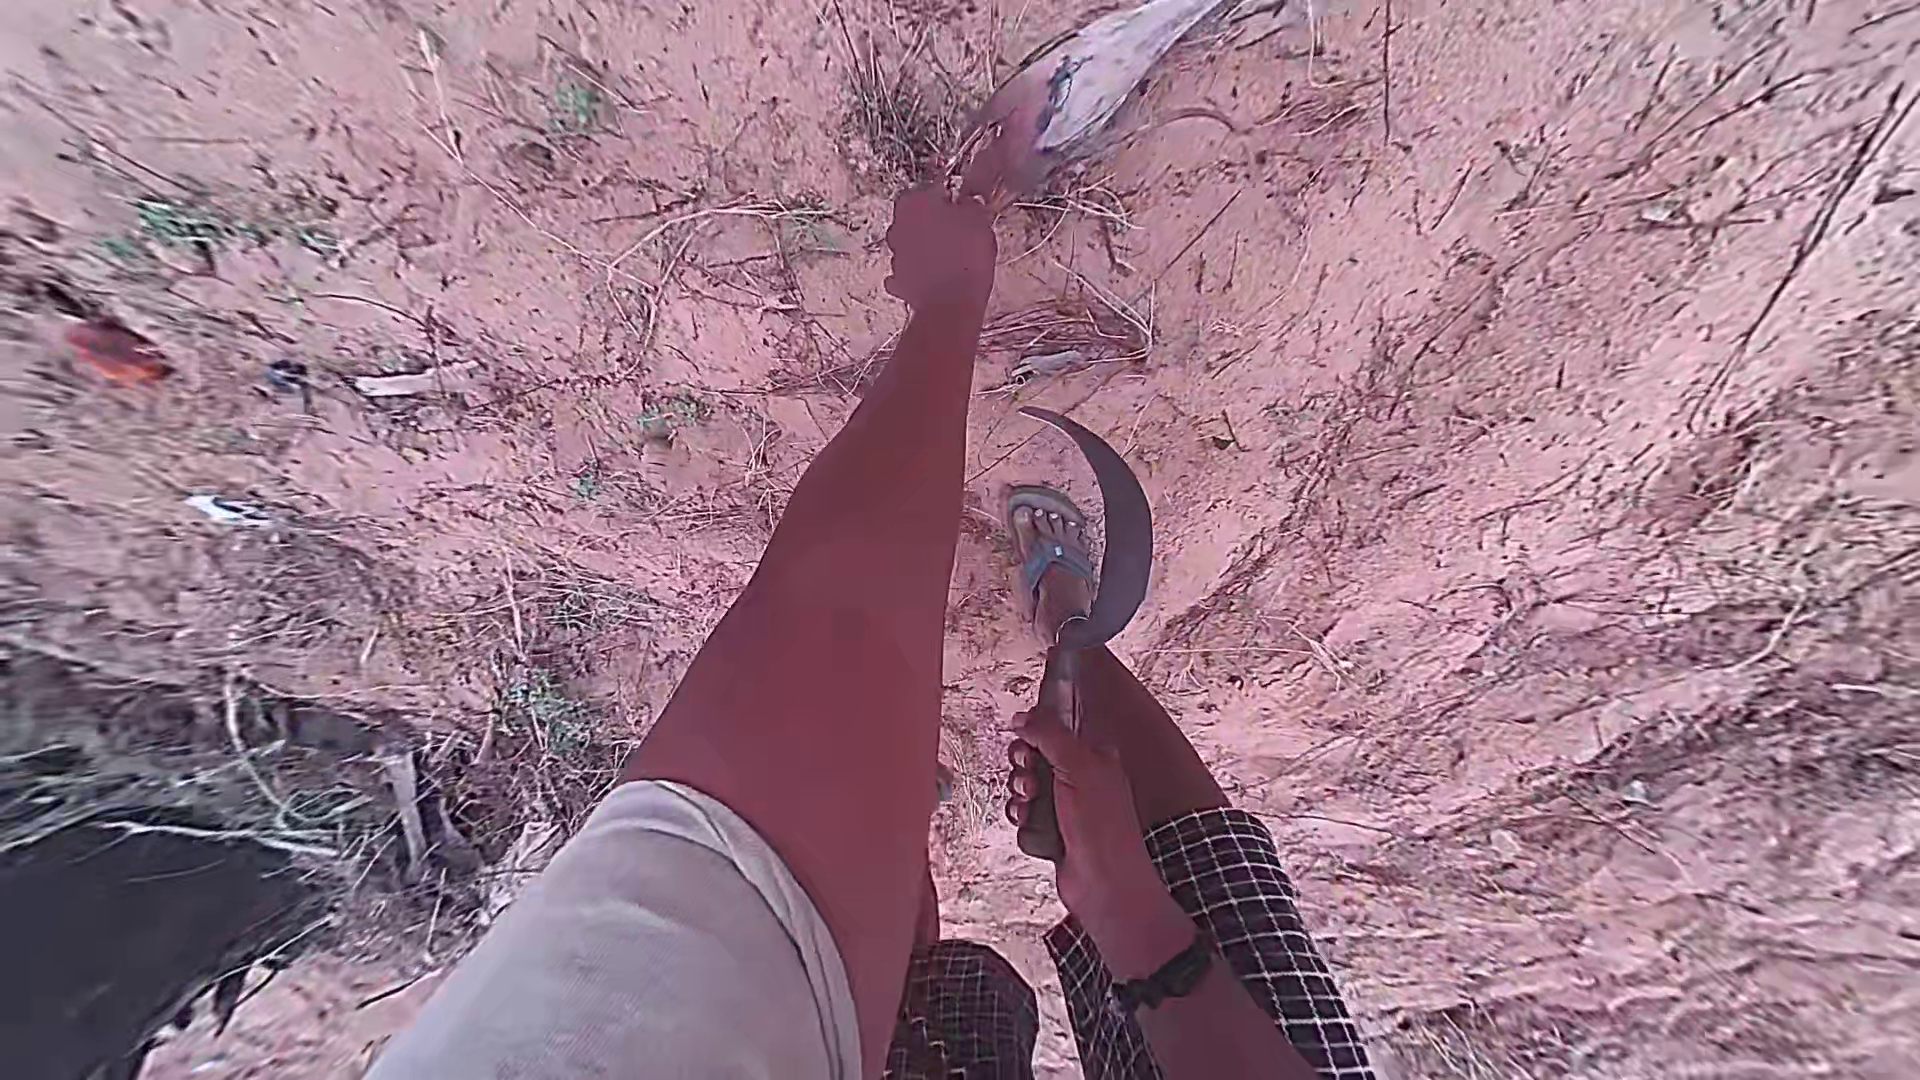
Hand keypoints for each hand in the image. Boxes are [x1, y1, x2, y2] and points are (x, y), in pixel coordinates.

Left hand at [884, 187, 995, 311]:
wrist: (952, 305)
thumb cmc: (965, 260)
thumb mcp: (979, 221)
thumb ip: (970, 206)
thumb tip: (969, 204)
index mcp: (914, 203)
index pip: (930, 190)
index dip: (947, 200)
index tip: (959, 207)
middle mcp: (898, 227)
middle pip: (915, 218)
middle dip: (931, 224)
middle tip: (955, 232)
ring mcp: (896, 257)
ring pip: (909, 246)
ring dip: (924, 249)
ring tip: (949, 258)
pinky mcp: (900, 284)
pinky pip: (907, 274)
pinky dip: (917, 276)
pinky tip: (933, 278)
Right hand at [1008, 709, 1190, 969]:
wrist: (1104, 887)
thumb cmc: (1104, 828)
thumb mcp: (1078, 766)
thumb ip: (1049, 734)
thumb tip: (1023, 716)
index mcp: (1092, 754)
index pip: (1053, 728)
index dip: (1035, 734)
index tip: (1027, 742)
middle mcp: (1078, 776)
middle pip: (1031, 756)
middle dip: (1023, 769)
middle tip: (1030, 781)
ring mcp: (1064, 804)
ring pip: (1023, 786)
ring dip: (1022, 798)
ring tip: (1033, 808)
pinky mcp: (1051, 829)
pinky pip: (1023, 815)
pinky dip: (1025, 823)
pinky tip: (1035, 828)